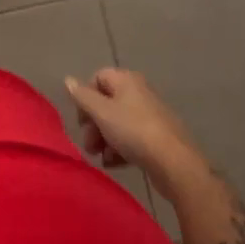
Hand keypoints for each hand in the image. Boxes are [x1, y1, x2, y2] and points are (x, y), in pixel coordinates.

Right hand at [64, 68, 211, 198]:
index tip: (82, 119)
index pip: (97, 78)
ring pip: (119, 123)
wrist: (176, 165)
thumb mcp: (101, 112)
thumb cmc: (134, 131)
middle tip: (89, 143)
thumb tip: (68, 80)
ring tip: (100, 157)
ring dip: (104, 139)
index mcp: (126, 81)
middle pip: (107, 103)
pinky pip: (133, 138)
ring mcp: (151, 117)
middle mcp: (140, 93)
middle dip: (93, 124)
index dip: (85, 97)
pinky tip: (113, 164)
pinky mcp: (159, 138)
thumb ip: (82, 96)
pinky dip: (120, 149)